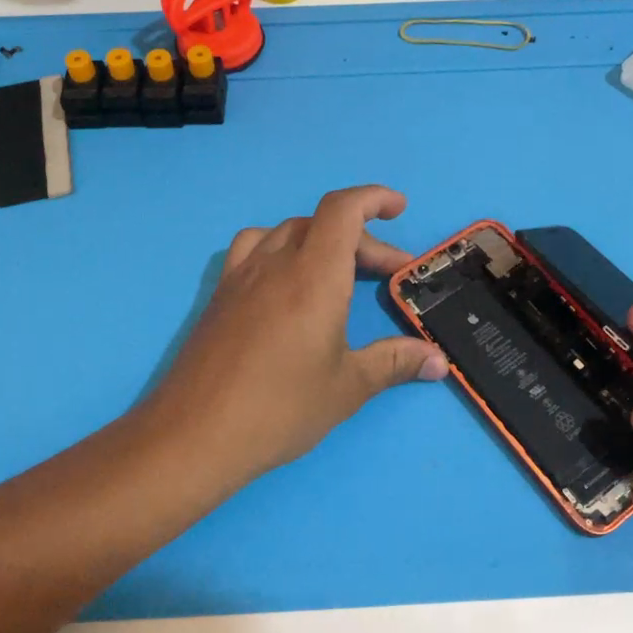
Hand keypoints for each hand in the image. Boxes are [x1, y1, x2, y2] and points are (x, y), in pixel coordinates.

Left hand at [141, 185, 447, 479]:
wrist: (195, 434)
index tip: (398, 207)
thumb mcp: (347, 387)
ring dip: (318, 239)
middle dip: (361, 239)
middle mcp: (274, 263)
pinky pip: (253, 250)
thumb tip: (437, 361)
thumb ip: (394, 363)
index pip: (342, 210)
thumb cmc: (280, 408)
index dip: (373, 198)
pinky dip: (279, 249)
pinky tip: (284, 284)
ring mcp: (240, 277)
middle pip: (320, 224)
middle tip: (388, 274)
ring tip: (337, 270)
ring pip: (284, 232)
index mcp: (313, 275)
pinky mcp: (219, 296)